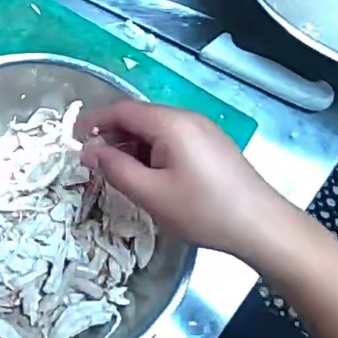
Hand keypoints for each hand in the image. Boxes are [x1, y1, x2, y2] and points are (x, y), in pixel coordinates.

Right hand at [77, 101, 284, 257]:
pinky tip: (147, 175)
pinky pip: (171, 138)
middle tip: (92, 161)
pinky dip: (150, 151)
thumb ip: (115, 168)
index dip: (94, 121)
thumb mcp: (150, 193)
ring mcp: (202, 130)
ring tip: (117, 172)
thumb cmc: (203, 210)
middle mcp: (186, 118)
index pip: (122, 110)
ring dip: (130, 145)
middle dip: (111, 135)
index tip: (73, 138)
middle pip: (138, 117)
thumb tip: (88, 152)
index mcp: (170, 123)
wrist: (263, 227)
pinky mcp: (211, 145)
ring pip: (154, 129)